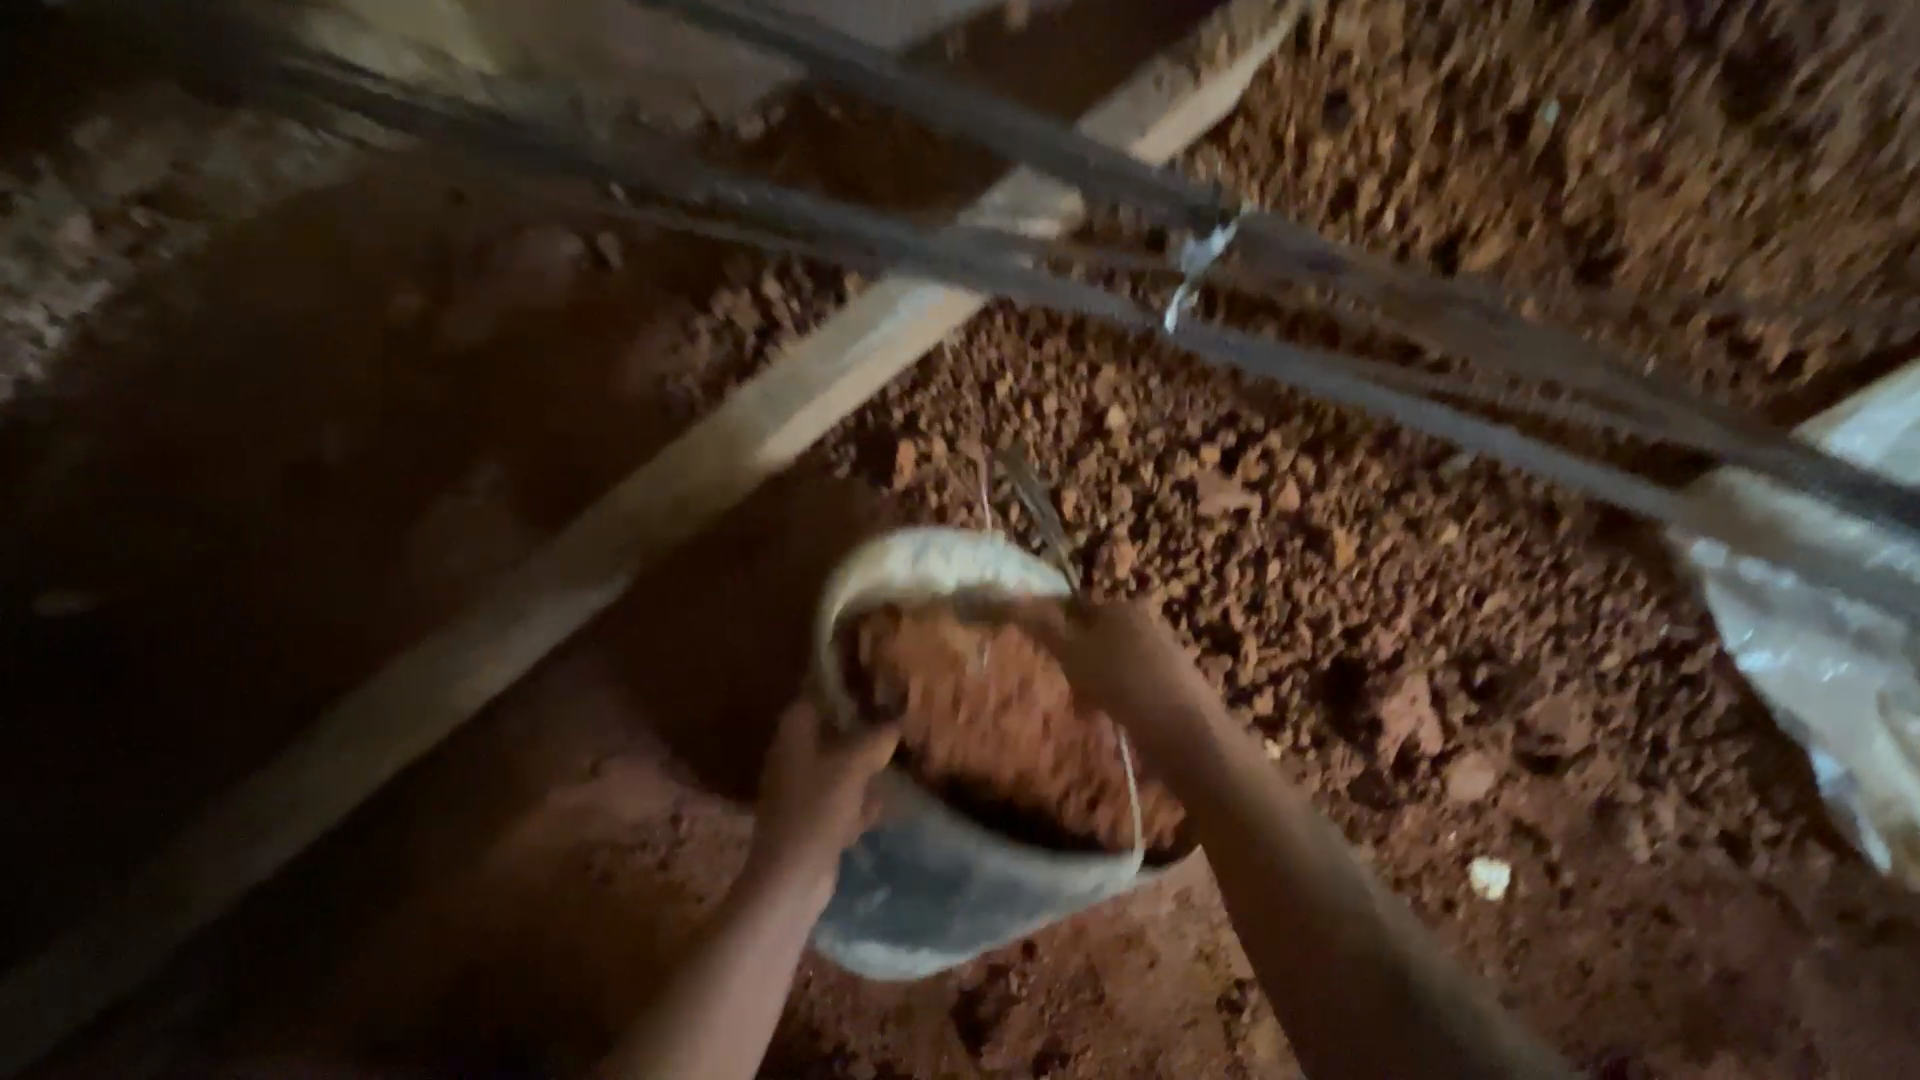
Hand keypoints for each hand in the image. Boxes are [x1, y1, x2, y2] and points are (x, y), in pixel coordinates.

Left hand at [745, 697, 898, 896]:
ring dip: (866, 759)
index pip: (817, 691)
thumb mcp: (853, 764)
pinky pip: (843, 795)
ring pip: (840, 762)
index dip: (845, 681)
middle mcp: (794, 753)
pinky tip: (888, 798)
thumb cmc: (816, 809)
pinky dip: (862, 795)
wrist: (791, 878)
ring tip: (901, 748)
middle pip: (832, 727)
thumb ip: (877, 736)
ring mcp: (802, 787)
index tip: (877, 674)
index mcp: (794, 731)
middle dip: (863, 721)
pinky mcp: (813, 817)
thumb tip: (899, 716)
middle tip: (898, 710)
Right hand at [1001, 599, 1223, 759]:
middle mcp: (1143, 621)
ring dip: (1091, 681)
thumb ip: (1039, 623)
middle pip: (1091, 632)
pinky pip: (1128, 682)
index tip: (1035, 649)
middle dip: (1071, 658)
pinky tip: (1108, 718)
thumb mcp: (1072, 650)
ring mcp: (1160, 652)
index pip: (1072, 602)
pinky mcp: (1170, 683)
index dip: (1048, 622)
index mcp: (1120, 606)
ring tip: (1083, 707)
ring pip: (1109, 660)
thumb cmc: (1122, 682)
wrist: (1185, 732)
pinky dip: (1113, 696)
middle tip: (1062, 682)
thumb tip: (1003, 595)